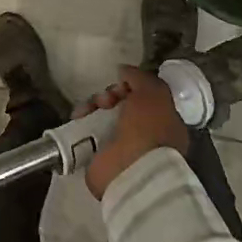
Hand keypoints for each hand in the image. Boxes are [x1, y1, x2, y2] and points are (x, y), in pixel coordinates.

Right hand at [78, 66, 188, 199]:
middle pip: (122, 103)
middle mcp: (143, 134)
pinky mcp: (100, 156)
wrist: (131, 171)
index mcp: (163, 121)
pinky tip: (78, 116)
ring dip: (95, 104)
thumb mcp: (153, 93)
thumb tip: (123, 70)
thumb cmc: (149, 129)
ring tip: (89, 107)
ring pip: (104, 114)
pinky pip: (88, 130)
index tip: (122, 83)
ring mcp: (121, 146)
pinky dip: (82, 120)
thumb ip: (140, 78)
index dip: (132, 86)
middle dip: (111, 94)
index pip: (144, 96)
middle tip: (106, 98)